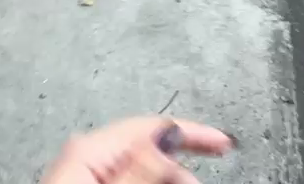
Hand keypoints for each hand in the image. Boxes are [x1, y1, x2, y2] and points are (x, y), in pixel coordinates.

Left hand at [41, 116, 234, 183]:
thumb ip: (139, 168)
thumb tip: (170, 140)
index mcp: (89, 145)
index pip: (152, 126)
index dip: (192, 132)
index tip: (224, 141)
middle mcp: (84, 150)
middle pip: (146, 147)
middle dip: (180, 161)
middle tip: (211, 168)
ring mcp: (81, 169)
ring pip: (136, 166)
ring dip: (165, 174)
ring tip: (189, 181)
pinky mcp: (79, 182)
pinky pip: (121, 176)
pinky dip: (146, 181)